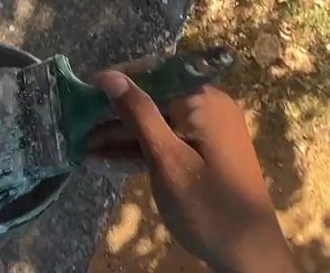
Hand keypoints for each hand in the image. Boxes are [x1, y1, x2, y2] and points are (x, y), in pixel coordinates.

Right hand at [85, 68, 297, 272]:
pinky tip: (104, 160)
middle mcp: (206, 106)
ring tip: (83, 148)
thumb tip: (109, 75)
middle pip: (150, 98)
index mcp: (203, 99)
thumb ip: (138, 113)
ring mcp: (205, 130)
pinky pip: (165, 139)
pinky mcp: (202, 152)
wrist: (252, 261)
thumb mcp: (167, 160)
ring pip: (154, 122)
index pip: (151, 75)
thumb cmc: (209, 208)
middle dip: (113, 114)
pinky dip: (138, 150)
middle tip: (78, 125)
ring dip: (120, 136)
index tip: (82, 91)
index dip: (115, 82)